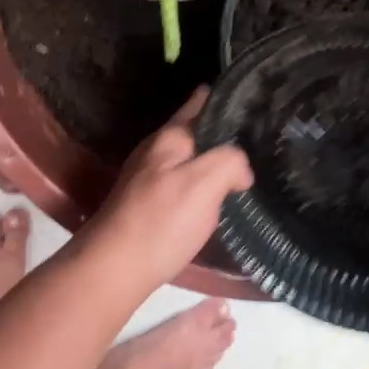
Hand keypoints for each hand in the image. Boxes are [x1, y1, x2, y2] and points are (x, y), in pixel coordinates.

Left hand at [80, 88, 252, 295]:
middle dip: (220, 131)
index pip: (199, 105)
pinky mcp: (145, 204)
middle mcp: (154, 151)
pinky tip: (214, 198)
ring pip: (187, 158)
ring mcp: (146, 178)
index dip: (224, 99)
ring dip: (210, 159)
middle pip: (193, 132)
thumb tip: (243, 169)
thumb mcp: (203, 184)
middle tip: (256, 136)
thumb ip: (229, 163)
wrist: (113, 269)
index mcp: (168, 138)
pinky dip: (201, 184)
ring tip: (241, 165)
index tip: (251, 99)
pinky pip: (181, 182)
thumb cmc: (160, 221)